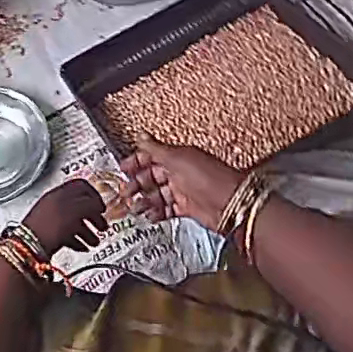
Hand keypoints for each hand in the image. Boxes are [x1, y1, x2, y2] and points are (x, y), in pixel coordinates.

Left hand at [23, 179, 108, 254]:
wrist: (30, 247)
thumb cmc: (50, 226)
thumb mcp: (77, 211)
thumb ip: (90, 205)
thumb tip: (97, 204)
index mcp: (60, 193)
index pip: (81, 186)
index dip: (95, 195)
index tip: (102, 206)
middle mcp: (54, 203)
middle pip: (79, 205)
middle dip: (93, 216)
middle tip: (102, 225)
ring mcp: (50, 219)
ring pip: (73, 221)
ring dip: (86, 230)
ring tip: (94, 241)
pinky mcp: (47, 234)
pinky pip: (66, 233)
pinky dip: (77, 239)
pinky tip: (82, 247)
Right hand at [118, 135, 244, 230]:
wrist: (229, 203)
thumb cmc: (209, 178)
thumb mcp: (177, 158)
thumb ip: (155, 149)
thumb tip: (141, 135)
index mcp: (177, 157)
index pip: (150, 156)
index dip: (135, 162)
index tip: (122, 169)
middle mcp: (180, 173)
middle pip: (151, 177)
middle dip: (136, 184)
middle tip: (125, 192)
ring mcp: (184, 191)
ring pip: (157, 195)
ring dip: (144, 200)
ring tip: (135, 207)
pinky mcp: (188, 208)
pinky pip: (167, 209)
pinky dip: (157, 213)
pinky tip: (149, 216)